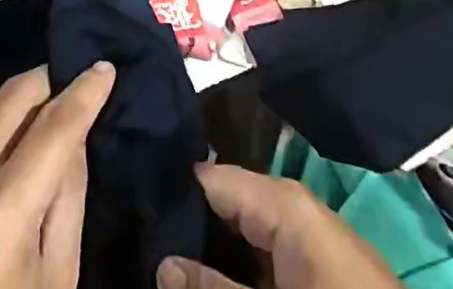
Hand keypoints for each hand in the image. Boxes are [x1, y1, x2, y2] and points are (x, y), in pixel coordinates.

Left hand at [0, 62, 115, 288]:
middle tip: (72, 84)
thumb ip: (69, 194)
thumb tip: (75, 128)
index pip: (52, 132)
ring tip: (40, 122)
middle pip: (12, 97)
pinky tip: (2, 145)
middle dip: (47, 82)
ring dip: (18, 105)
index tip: (104, 67)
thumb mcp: (56, 276)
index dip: (82, 94)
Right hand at [157, 163, 405, 288]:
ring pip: (244, 227)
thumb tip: (161, 265)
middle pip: (224, 199)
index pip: (207, 175)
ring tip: (170, 259)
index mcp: (281, 201)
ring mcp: (309, 234)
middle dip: (188, 222)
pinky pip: (266, 248)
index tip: (133, 205)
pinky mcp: (320, 263)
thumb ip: (212, 287)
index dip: (169, 192)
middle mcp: (293, 205)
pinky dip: (241, 260)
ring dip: (213, 246)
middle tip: (146, 238)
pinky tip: (215, 275)